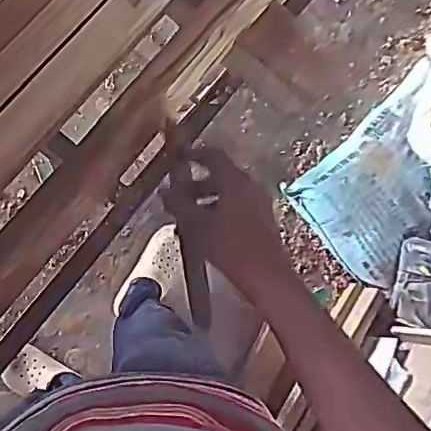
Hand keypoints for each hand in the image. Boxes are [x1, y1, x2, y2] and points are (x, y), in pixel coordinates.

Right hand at [162, 145, 293, 294]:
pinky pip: (236, 207)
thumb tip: (165, 192)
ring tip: (185, 216)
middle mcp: (249, 187)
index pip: (213, 156)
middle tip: (176, 193)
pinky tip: (204, 230)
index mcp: (234, 181)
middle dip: (195, 183)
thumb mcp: (196, 224)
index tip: (178, 158)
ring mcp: (259, 203)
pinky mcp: (262, 220)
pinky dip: (217, 210)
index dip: (194, 154)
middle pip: (220, 176)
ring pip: (227, 193)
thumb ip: (178, 204)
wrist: (265, 275)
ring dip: (205, 199)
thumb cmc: (229, 246)